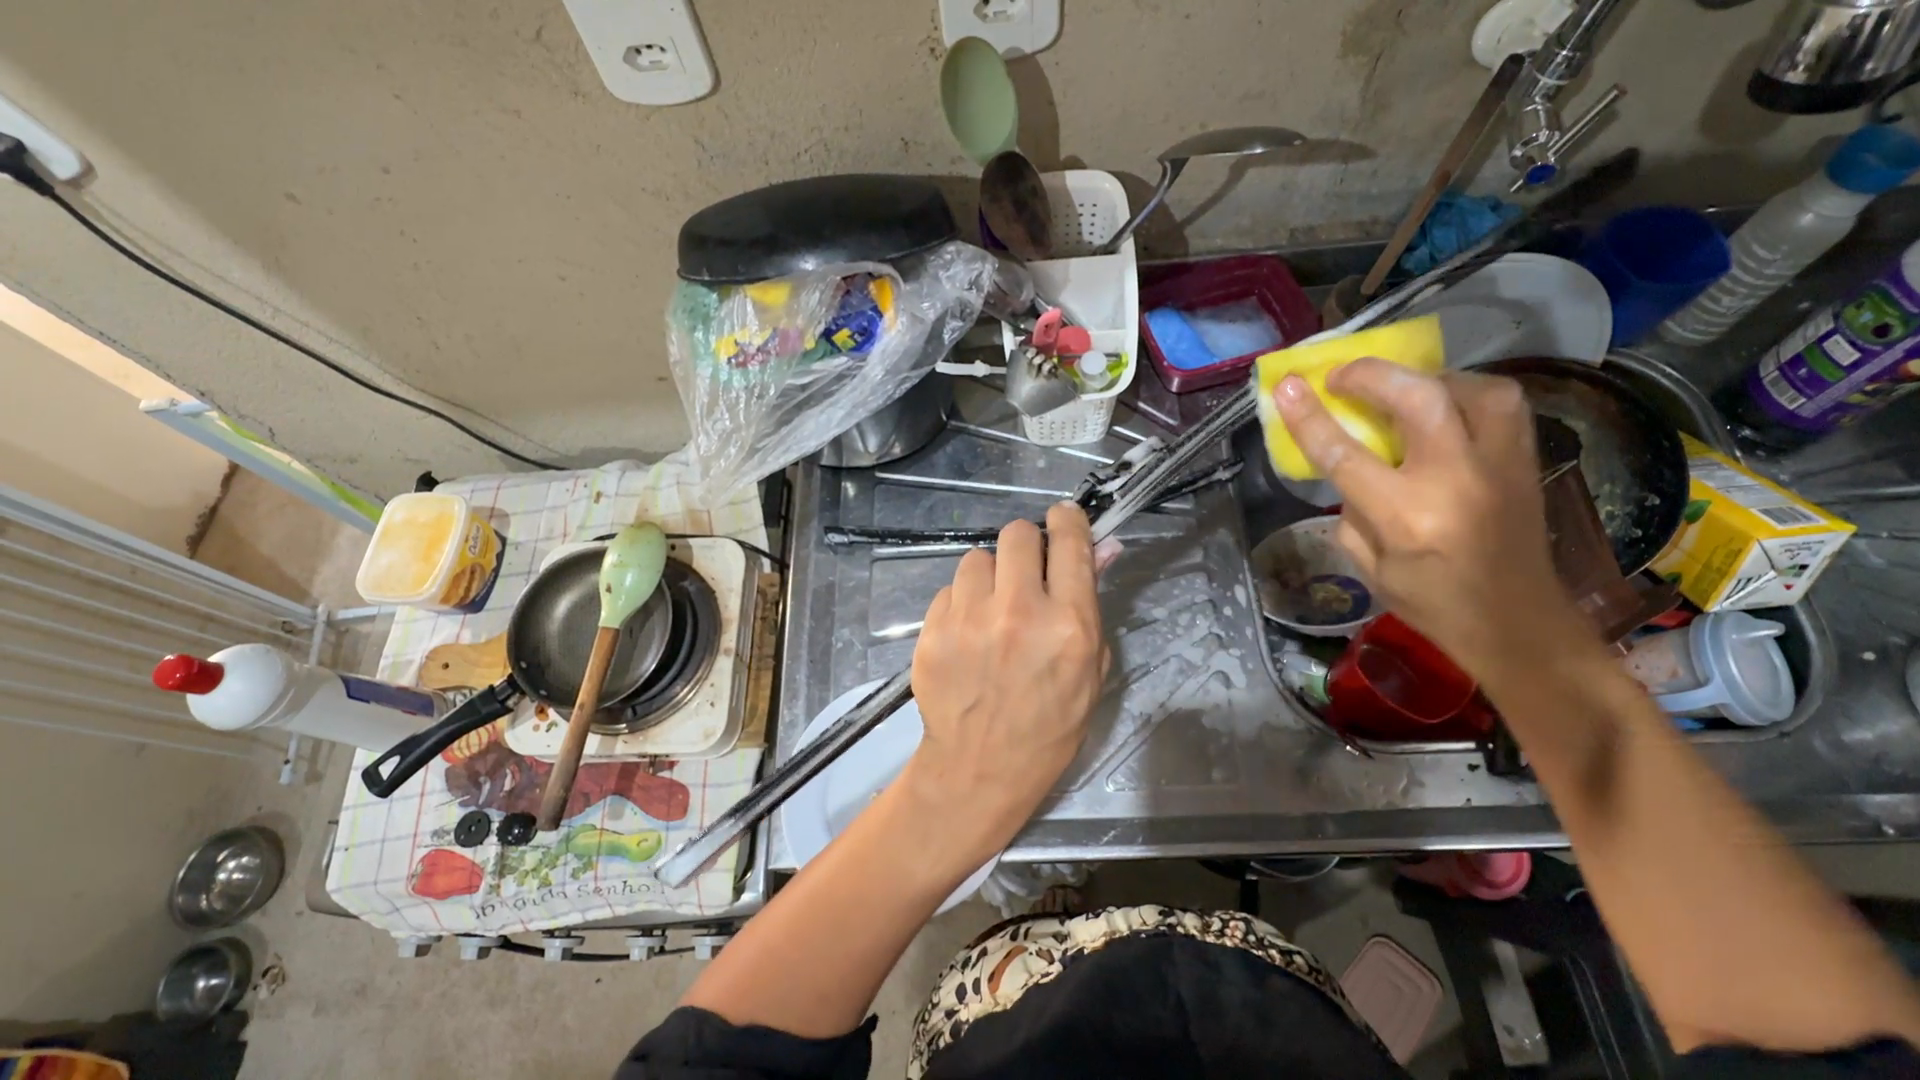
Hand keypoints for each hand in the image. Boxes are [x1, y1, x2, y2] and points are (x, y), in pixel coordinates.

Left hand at [906, 502, 1110, 837]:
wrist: (981, 769)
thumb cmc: (1050, 727)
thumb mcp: (1091, 670)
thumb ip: (1092, 604)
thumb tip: (1101, 548)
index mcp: (1069, 624)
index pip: (1069, 540)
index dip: (1067, 521)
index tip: (1063, 520)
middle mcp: (1018, 612)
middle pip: (1017, 534)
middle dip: (1026, 546)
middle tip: (1026, 572)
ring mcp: (969, 620)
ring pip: (977, 558)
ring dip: (989, 577)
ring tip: (993, 611)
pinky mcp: (933, 631)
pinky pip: (949, 590)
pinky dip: (961, 604)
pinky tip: (968, 635)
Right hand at [1271, 358, 1582, 677]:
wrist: (1516, 621)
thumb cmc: (1432, 604)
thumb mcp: (1372, 569)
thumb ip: (1353, 514)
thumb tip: (1348, 467)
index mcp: (1407, 517)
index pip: (1347, 454)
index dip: (1311, 416)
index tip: (1286, 387)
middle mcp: (1456, 480)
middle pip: (1416, 398)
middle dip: (1371, 375)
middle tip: (1342, 376)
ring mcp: (1500, 464)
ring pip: (1471, 388)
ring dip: (1427, 377)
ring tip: (1401, 386)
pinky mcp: (1525, 459)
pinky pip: (1502, 402)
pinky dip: (1467, 390)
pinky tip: (1446, 402)